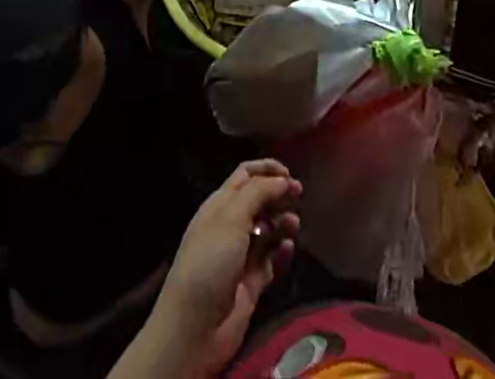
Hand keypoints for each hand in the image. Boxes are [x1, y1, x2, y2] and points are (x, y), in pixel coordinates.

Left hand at [147, 160, 300, 375]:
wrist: (195, 325)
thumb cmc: (210, 261)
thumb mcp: (231, 218)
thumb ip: (258, 193)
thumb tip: (283, 180)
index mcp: (219, 205)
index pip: (244, 176)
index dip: (266, 170)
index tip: (289, 173)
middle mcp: (230, 226)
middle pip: (258, 201)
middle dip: (278, 194)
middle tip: (299, 195)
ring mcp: (241, 255)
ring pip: (268, 231)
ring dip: (283, 223)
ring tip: (294, 224)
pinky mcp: (251, 282)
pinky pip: (272, 261)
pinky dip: (282, 253)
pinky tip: (290, 248)